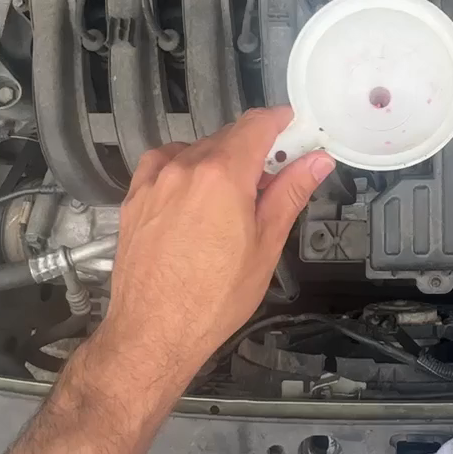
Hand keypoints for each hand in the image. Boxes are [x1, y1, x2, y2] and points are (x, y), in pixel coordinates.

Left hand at [87, 106, 333, 380]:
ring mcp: (155, 181)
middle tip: (274, 175)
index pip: (256, 125)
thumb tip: (318, 161)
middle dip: (255, 148)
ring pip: (197, 149)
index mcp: (223, 175)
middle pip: (228, 136)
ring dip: (221, 158)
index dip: (279, 120)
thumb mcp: (266, 244)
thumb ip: (291, 192)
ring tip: (234, 194)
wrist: (152, 333)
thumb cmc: (214, 297)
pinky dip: (185, 165)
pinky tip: (195, 190)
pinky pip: (164, 163)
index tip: (293, 125)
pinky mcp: (135, 198)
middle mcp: (186, 167)